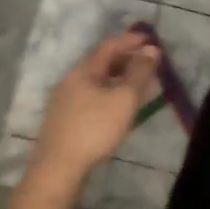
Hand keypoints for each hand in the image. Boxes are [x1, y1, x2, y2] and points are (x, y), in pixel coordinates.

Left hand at [32, 29, 162, 181]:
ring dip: (118, 76)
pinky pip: (91, 94)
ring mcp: (64, 100)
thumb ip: (140, 71)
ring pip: (96, 79)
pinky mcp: (64, 118)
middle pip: (101, 61)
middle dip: (126, 58)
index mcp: (84, 70)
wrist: (58, 168)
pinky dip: (109, 91)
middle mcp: (71, 80)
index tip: (151, 40)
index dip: (131, 40)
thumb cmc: (96, 128)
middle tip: (148, 62)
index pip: (110, 45)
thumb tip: (151, 48)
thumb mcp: (125, 98)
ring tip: (138, 83)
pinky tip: (118, 105)